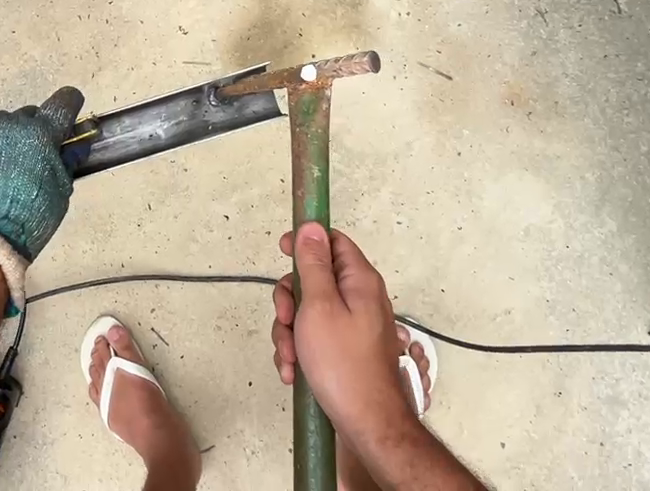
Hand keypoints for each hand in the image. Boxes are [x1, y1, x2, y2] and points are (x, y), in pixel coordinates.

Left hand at [0, 87, 83, 260]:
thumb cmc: (27, 218)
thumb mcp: (60, 192)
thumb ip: (68, 161)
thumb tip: (76, 144)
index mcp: (42, 133)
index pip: (63, 102)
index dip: (69, 105)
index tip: (68, 109)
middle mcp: (13, 124)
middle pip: (29, 116)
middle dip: (33, 132)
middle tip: (30, 159)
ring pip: (1, 123)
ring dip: (5, 137)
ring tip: (1, 168)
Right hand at [270, 223, 412, 443]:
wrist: (367, 424)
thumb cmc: (342, 361)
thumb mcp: (319, 305)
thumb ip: (313, 264)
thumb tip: (311, 226)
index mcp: (359, 280)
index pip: (333, 241)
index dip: (306, 241)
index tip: (282, 251)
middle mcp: (359, 298)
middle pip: (313, 278)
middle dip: (289, 300)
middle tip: (285, 320)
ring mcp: (352, 325)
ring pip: (307, 310)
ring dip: (289, 331)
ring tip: (289, 357)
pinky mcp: (344, 349)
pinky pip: (312, 336)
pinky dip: (298, 349)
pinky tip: (293, 370)